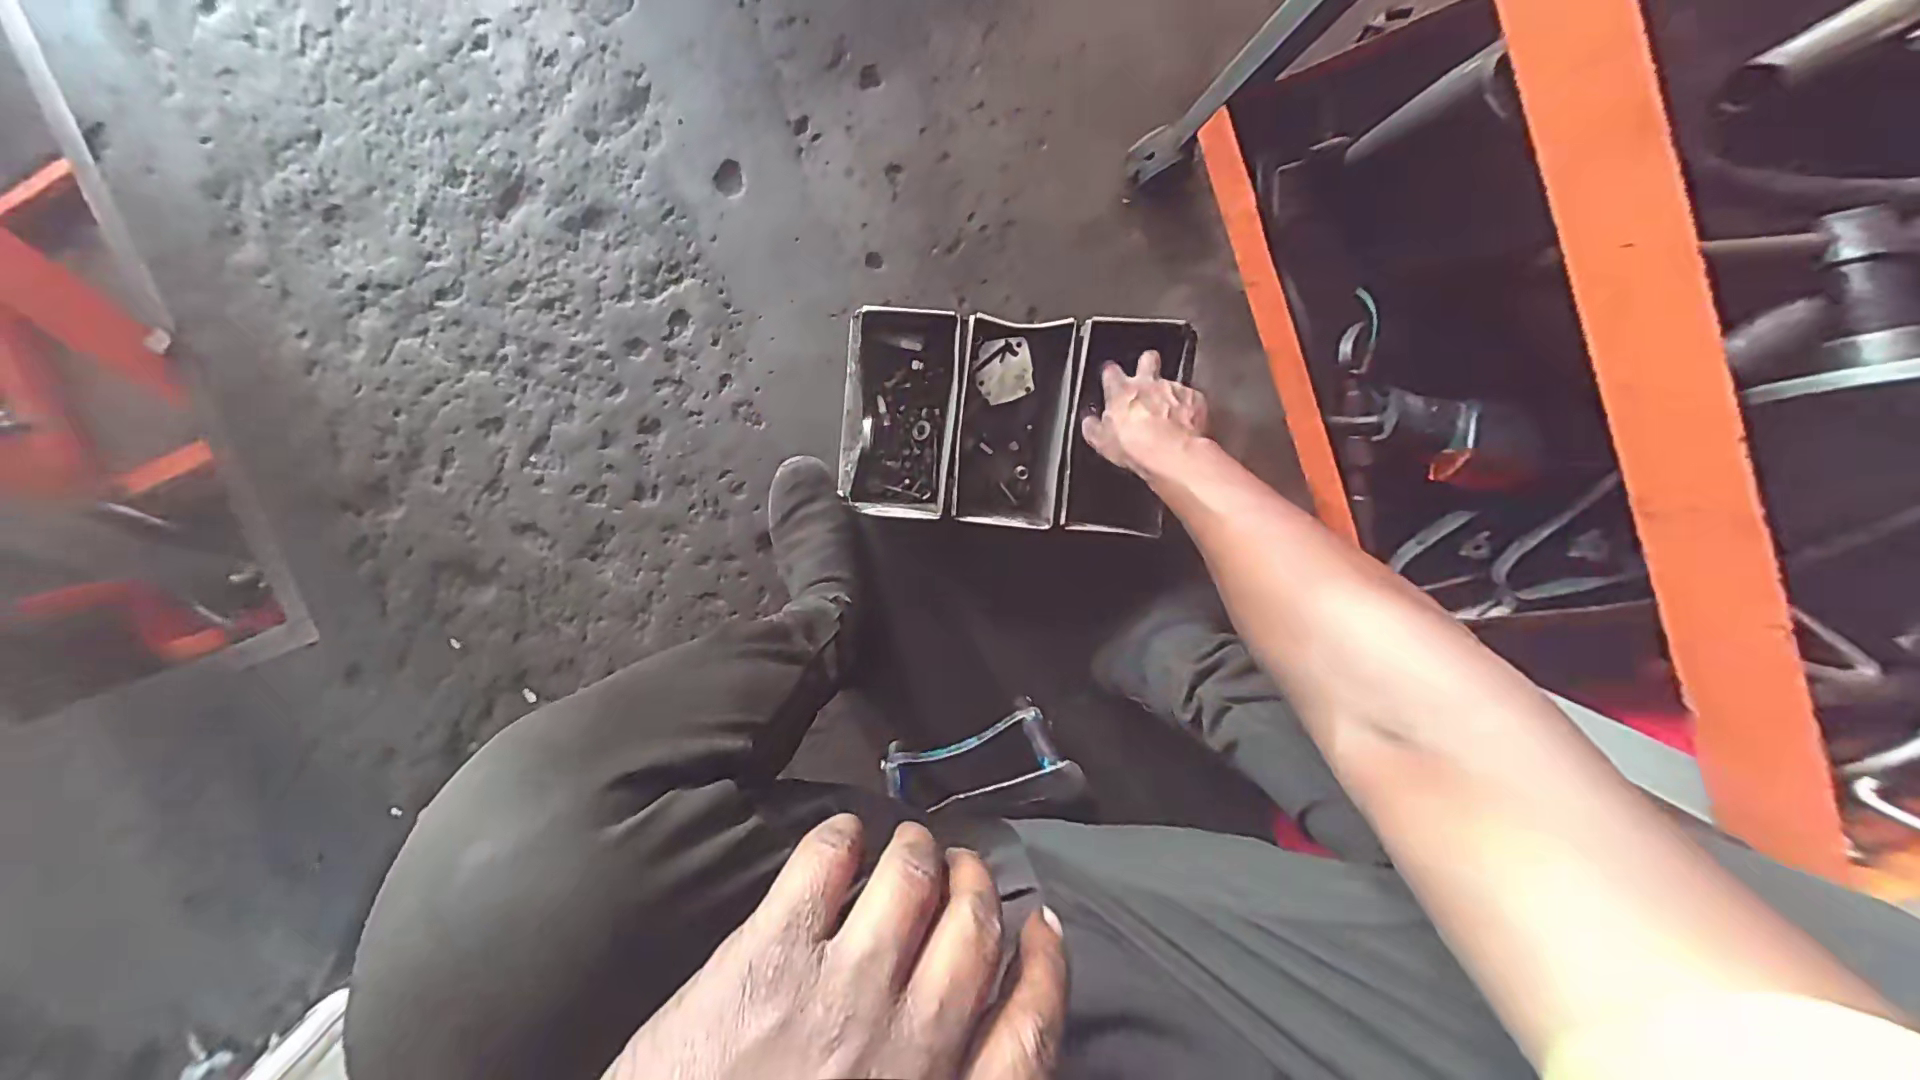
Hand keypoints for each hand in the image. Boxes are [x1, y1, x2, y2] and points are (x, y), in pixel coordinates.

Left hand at [604, 815, 1067, 1079]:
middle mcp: (902, 1049)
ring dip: (916, 848)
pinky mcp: (768, 955)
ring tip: (908, 847)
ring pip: (910, 878)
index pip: (1027, 1032)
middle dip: (975, 882)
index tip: (1041, 925)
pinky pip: (827, 860)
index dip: (1045, 968)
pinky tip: (845, 836)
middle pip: (972, 928)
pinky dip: (845, 834)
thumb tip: (965, 1011)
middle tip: (961, 868)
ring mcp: (836, 994)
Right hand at [1080, 350, 1208, 476]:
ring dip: (1168, 395)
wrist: (1173, 454)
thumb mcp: (1102, 442)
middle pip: (1147, 358)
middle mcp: (1148, 383)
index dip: (1110, 374)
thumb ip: (1093, 427)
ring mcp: (1174, 388)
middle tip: (1145, 378)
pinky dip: (1188, 409)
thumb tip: (1089, 423)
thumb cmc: (1136, 446)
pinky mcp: (1195, 399)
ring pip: (1171, 382)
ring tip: (1167, 416)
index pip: (1110, 370)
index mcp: (1121, 390)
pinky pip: (1191, 398)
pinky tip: (1184, 425)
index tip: (1110, 380)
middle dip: (1146, 363)